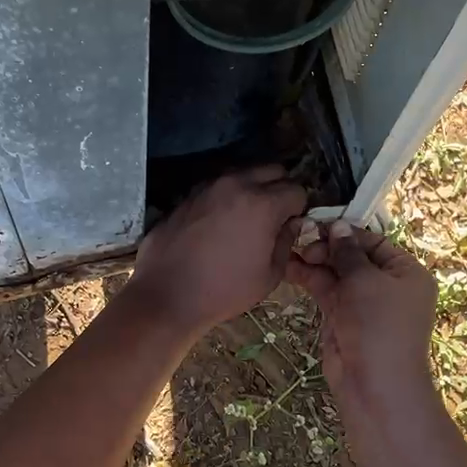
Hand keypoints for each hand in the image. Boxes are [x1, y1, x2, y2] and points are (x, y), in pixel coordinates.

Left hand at [125, 167, 307, 334]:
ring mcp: (208, 187)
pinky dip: (226, 197)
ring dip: (252, 189)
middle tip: (274, 217)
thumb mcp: (269, 276)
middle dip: (279, 189)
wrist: (167, 295)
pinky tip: (219, 224)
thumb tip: (290, 224)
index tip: (291, 225)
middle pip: (272, 170)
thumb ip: (286, 242)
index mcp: (262, 204)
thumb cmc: (223, 291)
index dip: (299, 209)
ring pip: (242, 174)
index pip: (297, 190)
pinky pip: (217, 187)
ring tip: (246, 219)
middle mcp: (236, 184)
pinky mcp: (187, 195)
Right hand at [286, 221, 437, 410]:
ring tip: (288, 250)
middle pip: (353, 257)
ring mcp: (362, 303)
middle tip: (302, 242)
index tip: (319, 226)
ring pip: (336, 274)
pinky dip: (309, 279)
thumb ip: (348, 252)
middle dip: (327, 248)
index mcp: (406, 273)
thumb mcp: (365, 280)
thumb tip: (337, 226)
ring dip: (313, 262)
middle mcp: (386, 286)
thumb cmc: (379, 325)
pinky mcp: (341, 318)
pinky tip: (288, 268)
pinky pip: (325, 292)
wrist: (374, 383)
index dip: (346, 233)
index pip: (374, 243)